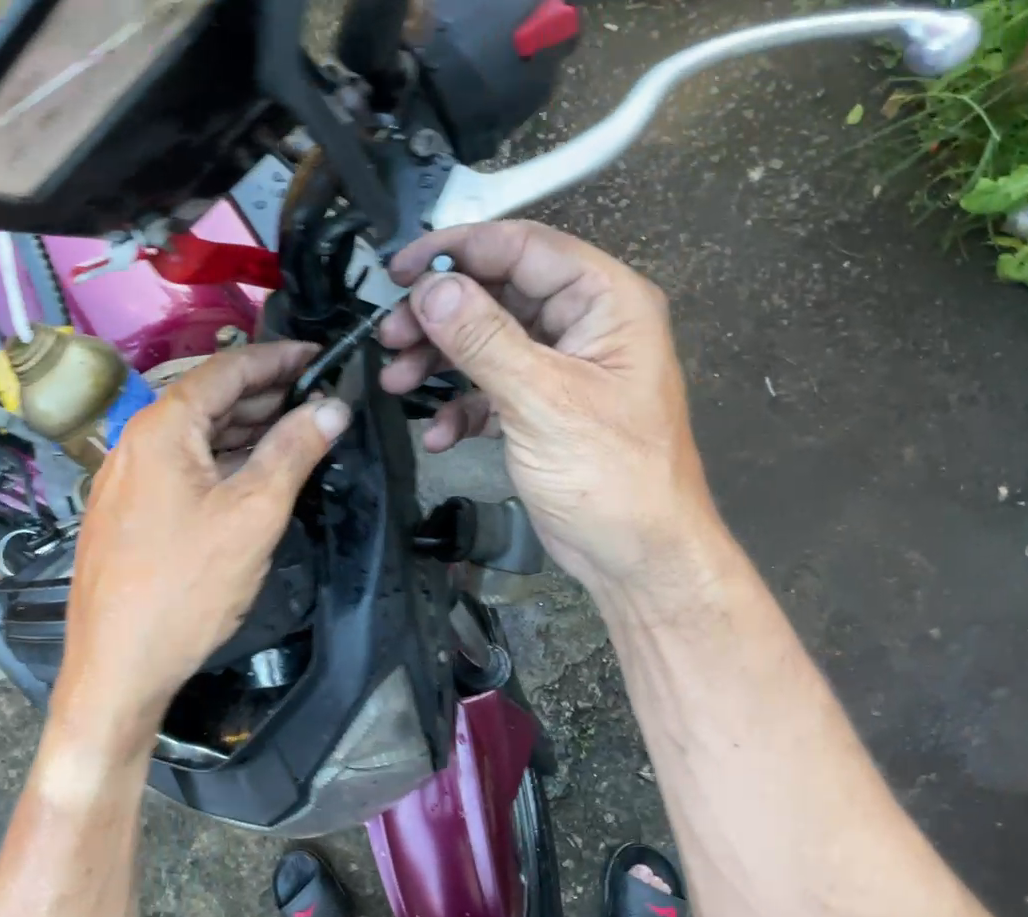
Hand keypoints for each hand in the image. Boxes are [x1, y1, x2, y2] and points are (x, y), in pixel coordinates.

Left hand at [56, 342, 351, 741]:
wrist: (117, 667)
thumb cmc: (185, 588)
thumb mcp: (253, 513)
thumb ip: (293, 451)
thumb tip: (331, 406)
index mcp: (161, 428)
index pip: (225, 369)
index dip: (277, 358)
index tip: (319, 354)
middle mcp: (134, 443)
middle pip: (207, 401)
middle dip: (264, 395)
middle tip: (317, 396)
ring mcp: (125, 481)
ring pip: (194, 438)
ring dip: (244, 431)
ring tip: (294, 432)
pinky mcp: (127, 515)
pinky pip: (180, 469)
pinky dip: (219, 464)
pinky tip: (250, 476)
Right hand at [377, 220, 720, 594]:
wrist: (637, 558)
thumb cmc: (611, 477)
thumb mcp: (542, 401)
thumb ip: (484, 339)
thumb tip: (432, 288)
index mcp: (605, 303)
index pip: (524, 248)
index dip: (458, 251)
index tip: (400, 270)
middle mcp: (584, 325)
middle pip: (497, 294)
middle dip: (439, 315)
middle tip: (390, 336)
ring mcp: (561, 368)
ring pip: (486, 341)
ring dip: (438, 361)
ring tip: (398, 382)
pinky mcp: (541, 408)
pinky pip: (489, 389)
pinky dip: (459, 406)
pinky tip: (439, 435)